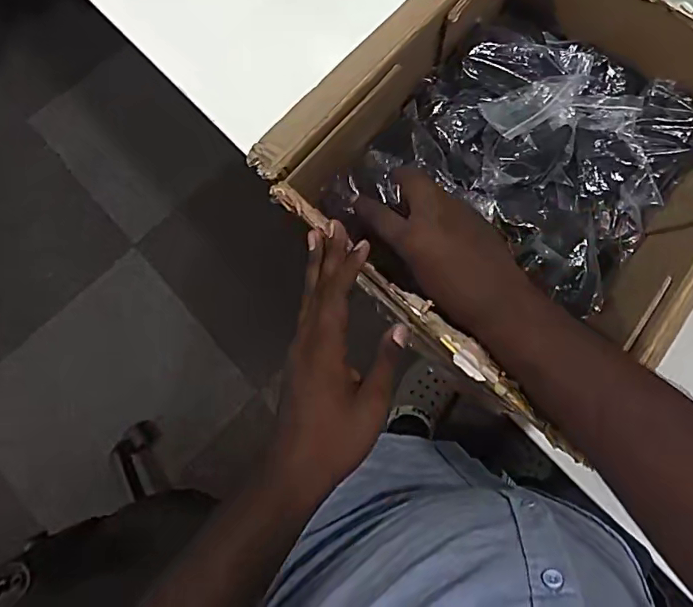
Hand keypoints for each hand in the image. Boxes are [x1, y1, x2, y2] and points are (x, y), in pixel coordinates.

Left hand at [266, 220, 408, 502]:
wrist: (291, 469)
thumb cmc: (334, 439)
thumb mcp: (370, 406)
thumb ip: (385, 363)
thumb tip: (401, 326)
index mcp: (325, 346)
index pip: (337, 294)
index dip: (348, 266)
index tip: (362, 241)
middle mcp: (307, 339)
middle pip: (316, 287)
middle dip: (325, 254)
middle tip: (328, 222)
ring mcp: (299, 348)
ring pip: (307, 297)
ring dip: (315, 267)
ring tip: (315, 239)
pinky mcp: (298, 359)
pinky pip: (306, 311)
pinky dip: (313, 289)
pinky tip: (318, 288)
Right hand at [354, 168, 537, 336]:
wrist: (502, 300)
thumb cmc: (455, 297)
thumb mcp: (417, 277)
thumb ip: (400, 251)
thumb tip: (388, 237)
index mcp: (413, 234)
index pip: (379, 212)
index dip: (364, 205)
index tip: (356, 200)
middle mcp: (433, 212)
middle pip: (410, 178)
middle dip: (398, 180)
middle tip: (391, 192)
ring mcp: (458, 208)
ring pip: (432, 188)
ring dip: (420, 193)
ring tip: (415, 209)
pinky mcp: (476, 214)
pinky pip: (449, 202)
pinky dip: (439, 207)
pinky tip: (443, 225)